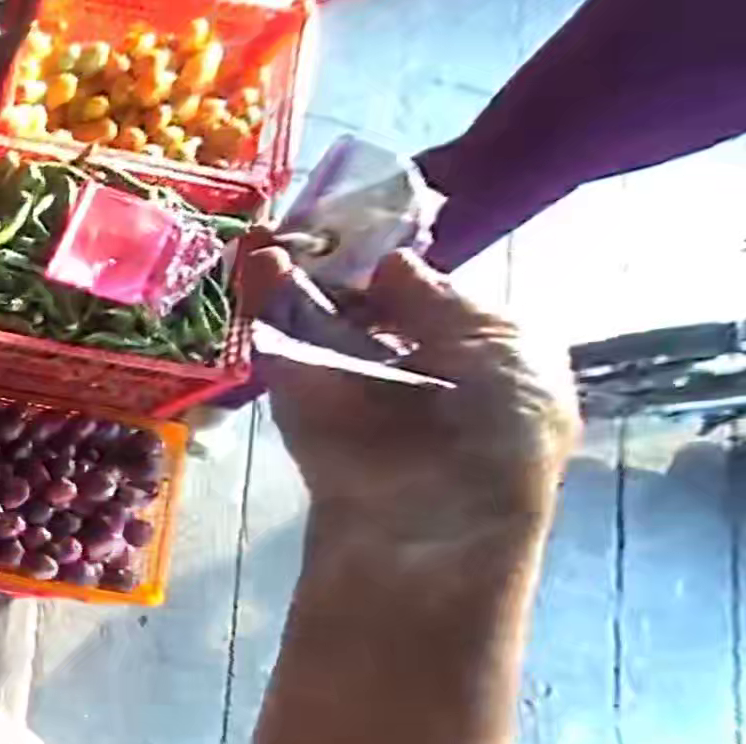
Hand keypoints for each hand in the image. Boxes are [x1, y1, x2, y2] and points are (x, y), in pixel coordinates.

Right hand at [243, 246, 579, 546]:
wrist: (417, 517)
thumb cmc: (490, 432)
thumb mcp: (496, 347)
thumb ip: (438, 302)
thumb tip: (391, 261)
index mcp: (456, 346)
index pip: (409, 292)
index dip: (378, 259)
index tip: (349, 224)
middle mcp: (390, 359)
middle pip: (349, 303)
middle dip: (322, 266)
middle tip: (290, 226)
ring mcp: (332, 380)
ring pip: (306, 320)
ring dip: (282, 281)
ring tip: (258, 239)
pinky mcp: (288, 399)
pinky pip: (276, 348)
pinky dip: (260, 310)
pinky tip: (248, 270)